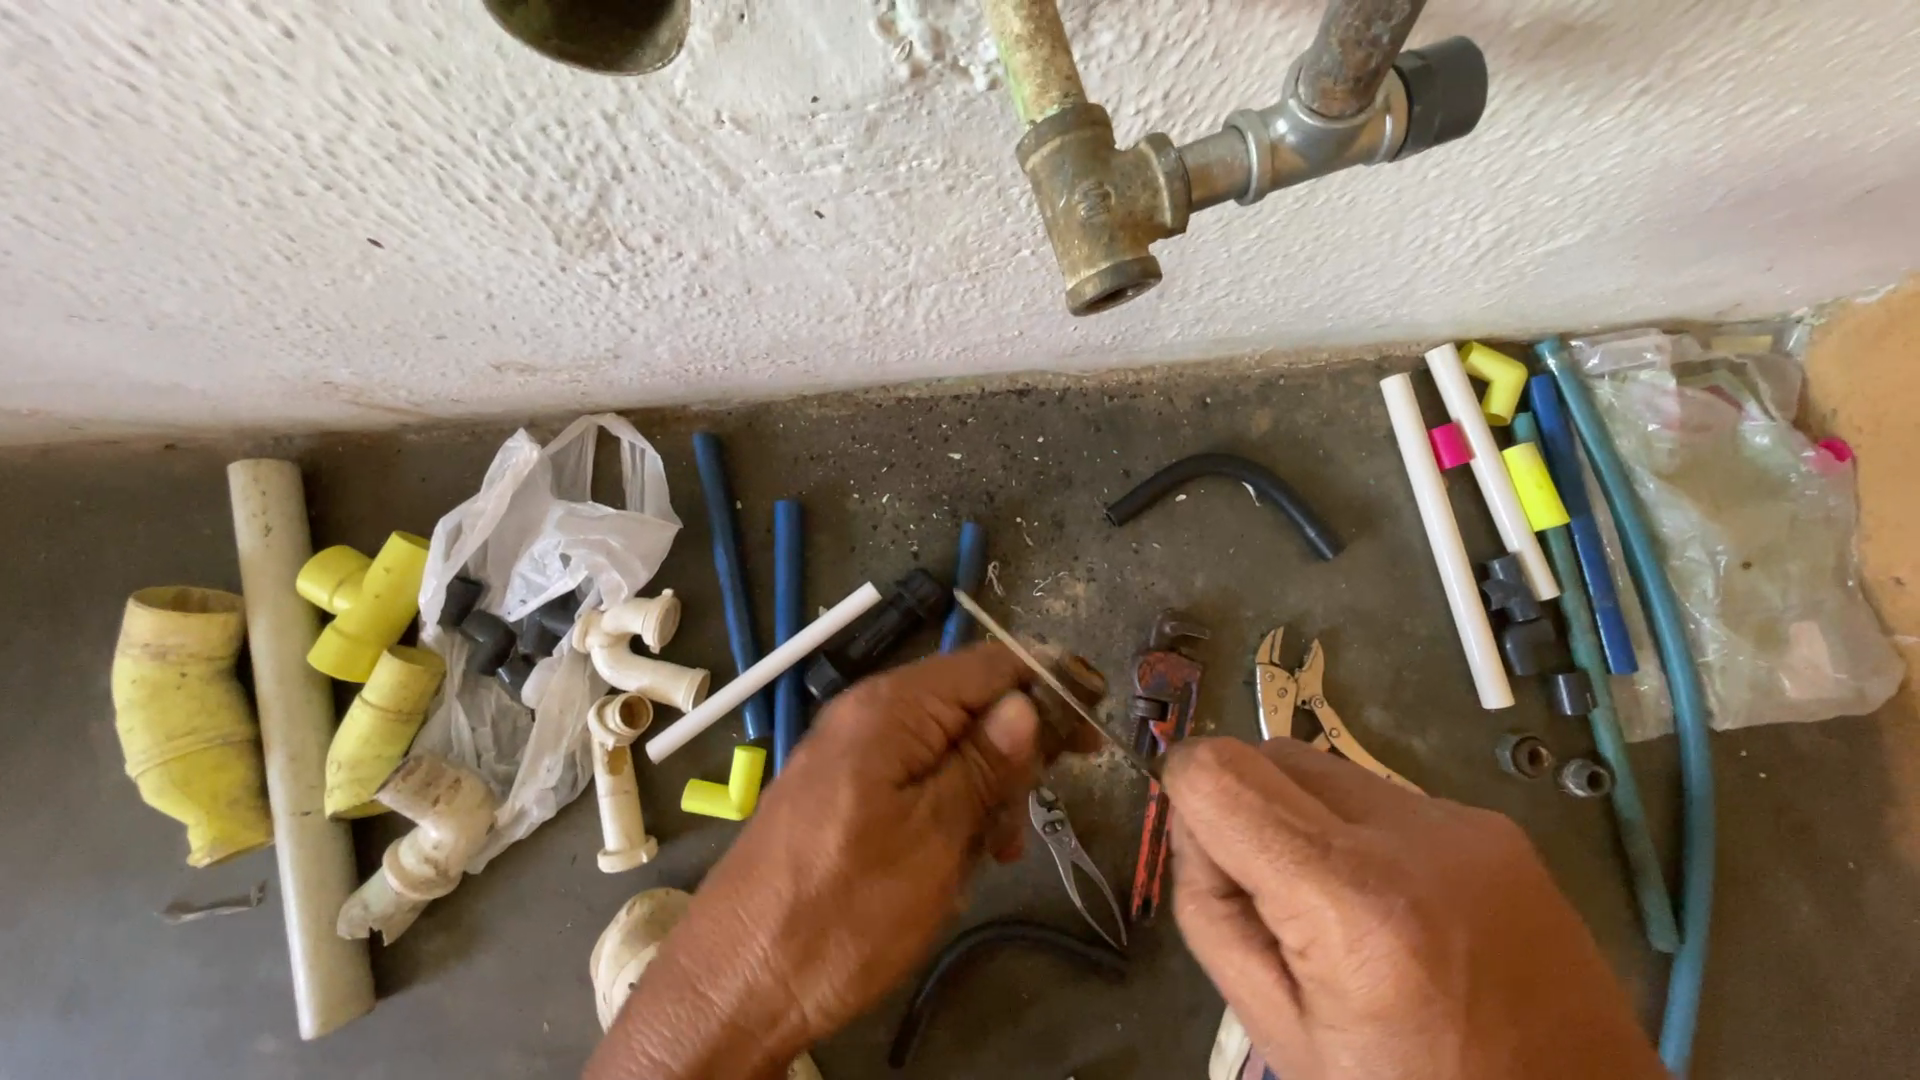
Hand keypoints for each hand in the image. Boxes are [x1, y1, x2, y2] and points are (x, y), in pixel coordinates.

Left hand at [587, 644, 1092, 1079]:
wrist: (735, 982)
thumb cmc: (843, 911)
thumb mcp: (935, 838)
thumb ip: (984, 763)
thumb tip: (1027, 704)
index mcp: (892, 707)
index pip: (990, 664)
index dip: (1049, 684)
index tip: (1093, 723)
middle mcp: (868, 713)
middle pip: (969, 703)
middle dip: (1013, 752)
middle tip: (1028, 817)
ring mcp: (851, 752)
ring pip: (946, 745)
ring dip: (984, 789)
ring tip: (992, 852)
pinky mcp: (843, 791)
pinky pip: (915, 777)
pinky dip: (949, 807)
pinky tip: (956, 856)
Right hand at [1164, 737, 1666, 1079]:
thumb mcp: (1275, 1028)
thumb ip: (1209, 907)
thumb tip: (1198, 822)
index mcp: (1349, 901)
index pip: (1216, 769)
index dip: (1186, 799)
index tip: (1210, 860)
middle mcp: (1411, 836)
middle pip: (1267, 752)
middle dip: (1245, 806)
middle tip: (1273, 897)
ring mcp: (1464, 823)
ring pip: (1322, 767)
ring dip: (1302, 816)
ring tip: (1341, 905)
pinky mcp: (1497, 825)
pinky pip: (1380, 794)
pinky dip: (1357, 831)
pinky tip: (1397, 904)